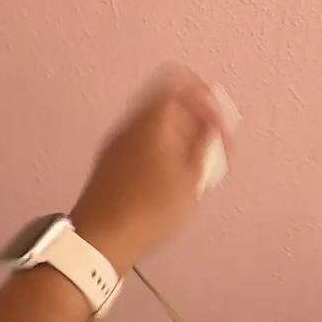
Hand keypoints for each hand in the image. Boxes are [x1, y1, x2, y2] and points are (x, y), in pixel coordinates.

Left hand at [71, 67, 231, 269]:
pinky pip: (142, 142)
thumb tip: (212, 124)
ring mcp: (117, 143)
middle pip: (167, 101)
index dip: (207, 98)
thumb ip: (205, 142)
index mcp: (152, 118)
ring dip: (180, 136)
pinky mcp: (110, 163)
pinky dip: (163, 150)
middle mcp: (130, 123)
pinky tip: (172, 178)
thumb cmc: (146, 210)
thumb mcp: (192, 177)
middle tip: (212, 144)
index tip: (220, 121)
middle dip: (194, 118)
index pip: (181, 82)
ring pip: (155, 123)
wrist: (102, 239)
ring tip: (195, 166)